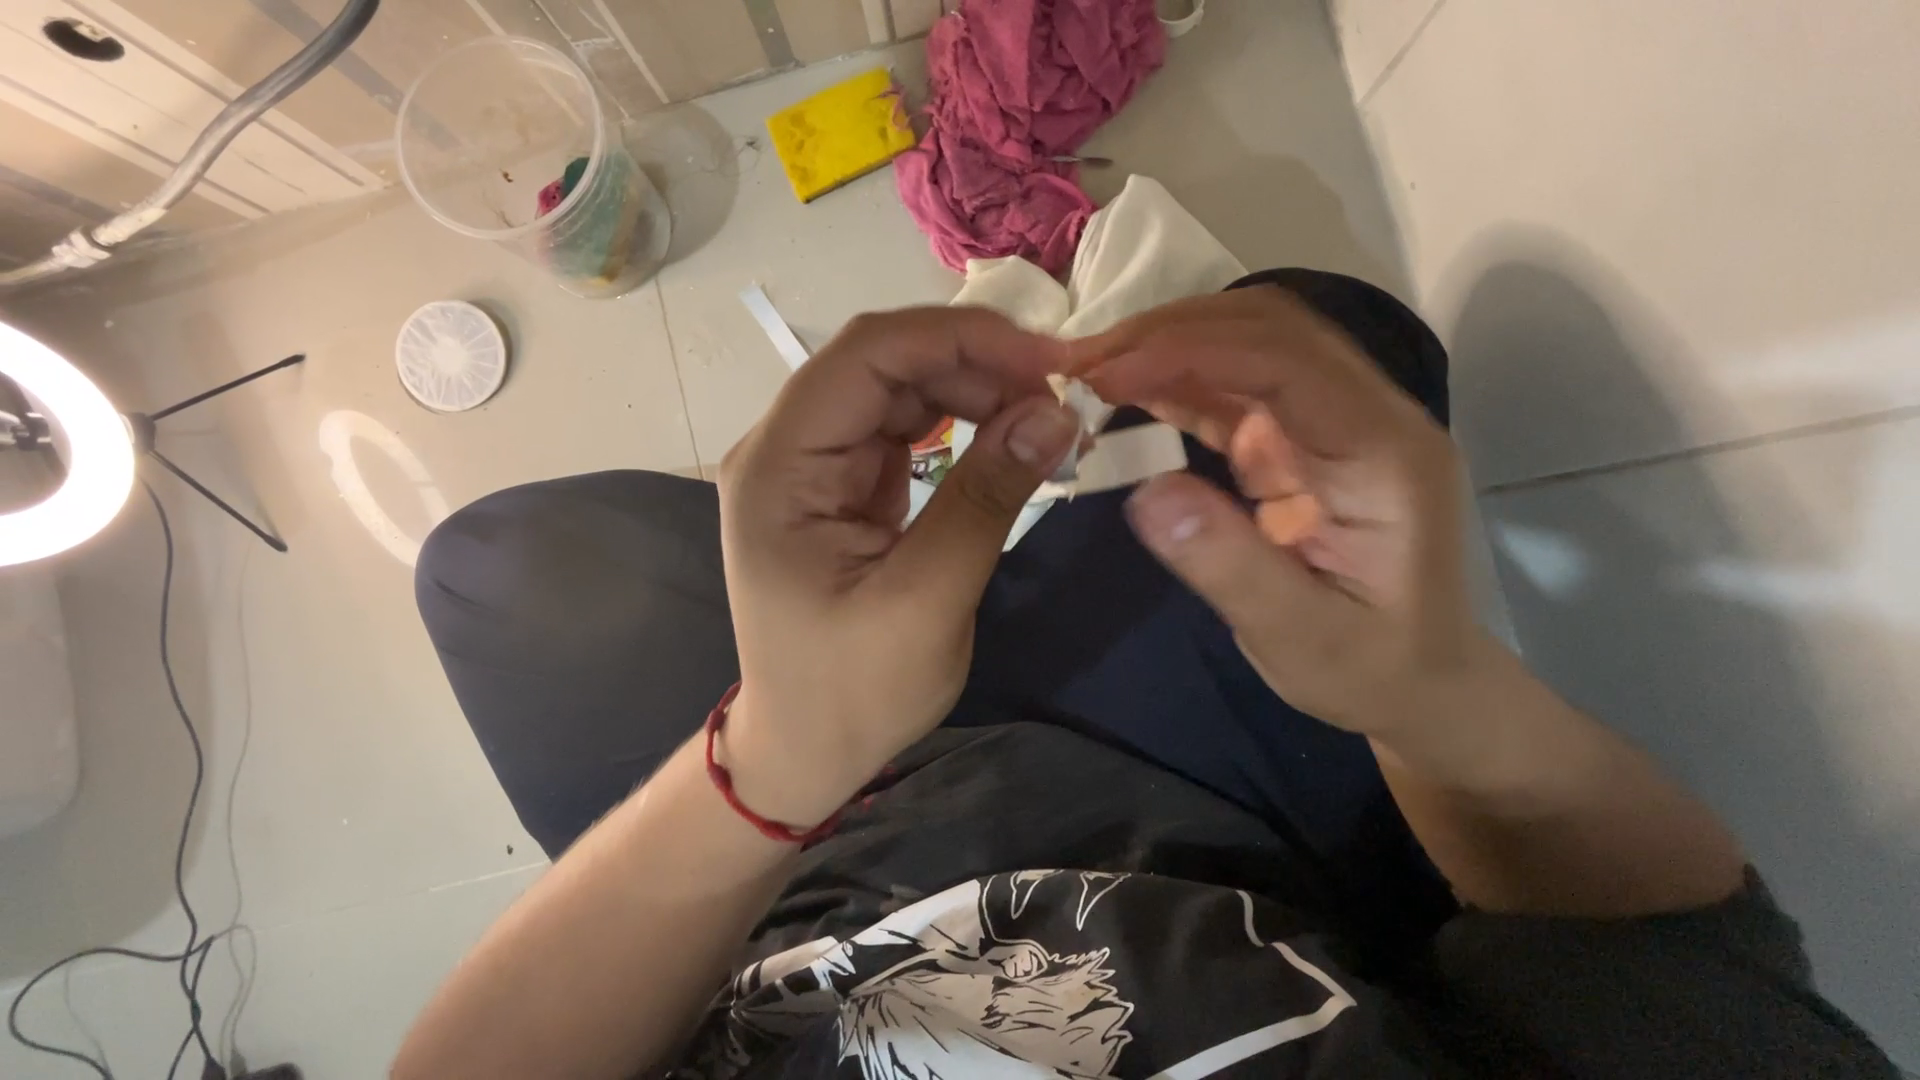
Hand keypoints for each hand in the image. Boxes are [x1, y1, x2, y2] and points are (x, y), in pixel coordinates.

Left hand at [717, 308, 1079, 825]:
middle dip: (974, 365)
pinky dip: (958, 426)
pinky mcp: (840, 488)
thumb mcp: (926, 600)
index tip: (1046, 361)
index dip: (960, 339)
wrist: (805, 748)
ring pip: (897, 392)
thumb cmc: (853, 691)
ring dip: (972, 392)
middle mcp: (784, 449)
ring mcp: (811, 467)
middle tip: (1058, 397)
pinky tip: (1005, 437)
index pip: (865, 354)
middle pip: (881, 364)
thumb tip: (1055, 412)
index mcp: (778, 467)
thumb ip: (986, 498)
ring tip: (1043, 417)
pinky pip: (902, 432)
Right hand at [1074, 287, 1495, 736]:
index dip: (1193, 350)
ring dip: (1167, 346)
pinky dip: (1175, 381)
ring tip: (1090, 370)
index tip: (1107, 372)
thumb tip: (1145, 493)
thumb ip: (1228, 566)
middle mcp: (1365, 415)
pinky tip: (1125, 392)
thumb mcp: (1300, 638)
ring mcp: (1332, 421)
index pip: (1287, 362)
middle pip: (1269, 330)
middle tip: (1082, 362)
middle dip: (1170, 332)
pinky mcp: (1299, 438)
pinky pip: (1234, 388)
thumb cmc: (1370, 667)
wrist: (1417, 679)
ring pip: (1248, 345)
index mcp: (1383, 452)